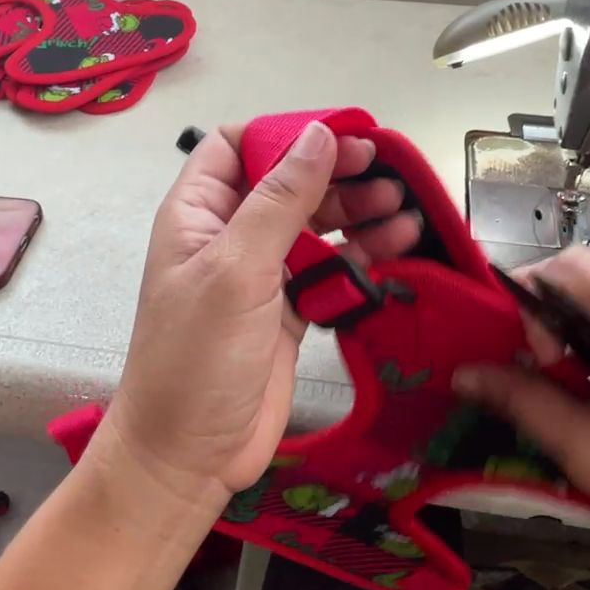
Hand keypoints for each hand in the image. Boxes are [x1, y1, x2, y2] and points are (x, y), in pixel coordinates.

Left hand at [103, 120, 423, 511]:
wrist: (189, 455)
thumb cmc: (197, 359)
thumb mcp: (237, 270)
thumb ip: (280, 200)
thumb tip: (318, 133)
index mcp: (197, 214)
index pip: (236, 146)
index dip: (283, 135)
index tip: (338, 137)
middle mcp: (228, 236)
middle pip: (284, 183)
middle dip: (332, 173)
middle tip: (383, 171)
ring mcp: (260, 275)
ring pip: (312, 224)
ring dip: (355, 212)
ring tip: (400, 208)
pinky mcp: (288, 310)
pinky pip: (328, 269)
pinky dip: (360, 256)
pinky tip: (396, 246)